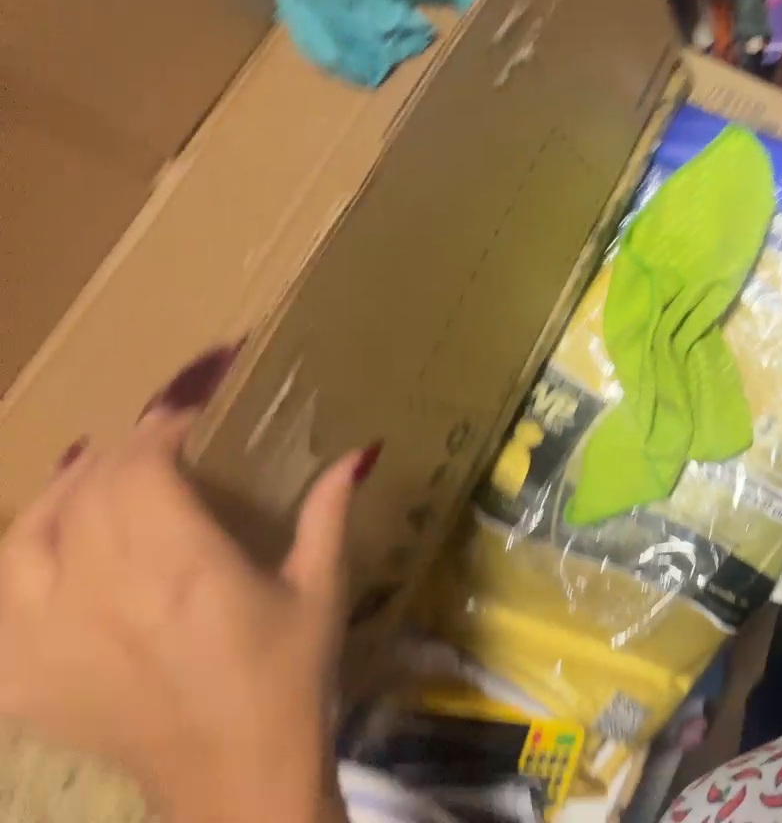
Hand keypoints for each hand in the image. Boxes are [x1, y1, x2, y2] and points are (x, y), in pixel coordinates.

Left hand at [0, 346, 373, 822]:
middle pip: (84, 495)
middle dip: (120, 451)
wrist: (232, 761)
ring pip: (23, 538)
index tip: (193, 406)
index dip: (160, 429)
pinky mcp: (18, 676)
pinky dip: (12, 557)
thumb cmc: (290, 665)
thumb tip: (360, 450)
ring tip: (94, 468)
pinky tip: (40, 538)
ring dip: (58, 493)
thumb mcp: (323, 584)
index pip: (142, 473)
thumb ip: (329, 513)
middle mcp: (102, 594)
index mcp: (182, 568)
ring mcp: (46, 638)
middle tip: (159, 431)